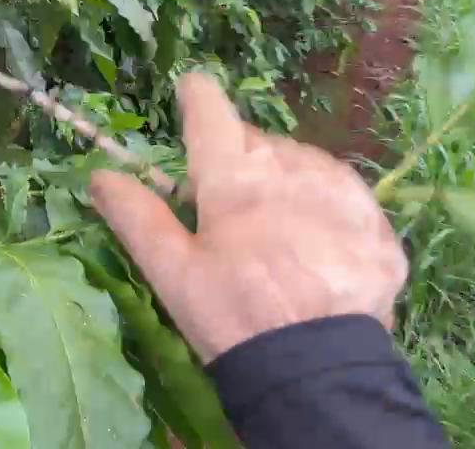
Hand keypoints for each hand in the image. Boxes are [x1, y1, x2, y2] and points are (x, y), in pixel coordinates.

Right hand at [89, 74, 408, 360]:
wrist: (319, 379)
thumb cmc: (234, 316)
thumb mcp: (173, 272)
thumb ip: (135, 214)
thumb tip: (98, 174)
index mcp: (234, 175)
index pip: (210, 108)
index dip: (196, 97)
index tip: (190, 97)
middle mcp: (290, 166)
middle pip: (255, 140)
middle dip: (238, 160)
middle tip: (230, 211)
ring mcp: (339, 193)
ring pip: (300, 162)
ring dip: (283, 180)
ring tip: (276, 232)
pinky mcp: (376, 222)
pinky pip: (342, 193)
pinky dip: (325, 207)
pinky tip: (317, 246)